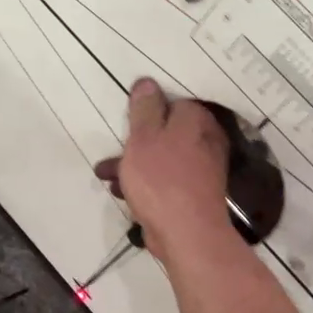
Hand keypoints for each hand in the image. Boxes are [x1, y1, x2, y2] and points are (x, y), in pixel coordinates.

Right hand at [93, 78, 232, 251]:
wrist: (186, 231)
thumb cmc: (160, 180)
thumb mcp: (143, 139)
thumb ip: (143, 110)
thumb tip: (146, 82)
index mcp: (194, 119)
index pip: (170, 103)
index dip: (144, 114)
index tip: (124, 127)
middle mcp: (204, 138)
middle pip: (165, 132)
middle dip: (134, 144)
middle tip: (110, 156)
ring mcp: (202, 168)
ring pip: (162, 158)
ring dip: (134, 166)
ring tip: (108, 179)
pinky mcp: (194, 193)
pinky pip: (166, 180)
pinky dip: (146, 184)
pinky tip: (126, 195)